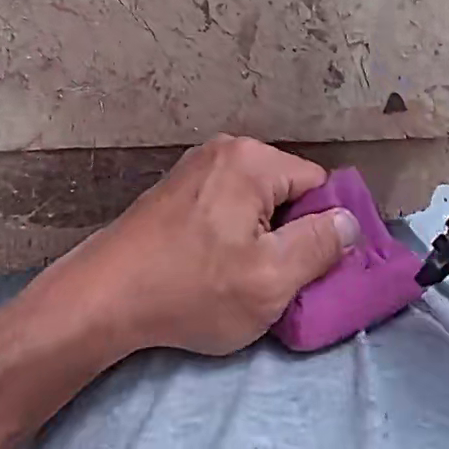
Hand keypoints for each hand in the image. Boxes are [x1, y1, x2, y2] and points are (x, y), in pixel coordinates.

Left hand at [0, 137, 358, 448]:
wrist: (99, 300)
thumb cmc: (189, 288)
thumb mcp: (269, 280)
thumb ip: (321, 246)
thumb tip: (349, 220)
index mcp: (253, 159)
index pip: (317, 185)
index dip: (320, 227)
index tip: (306, 266)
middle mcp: (227, 148)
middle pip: (286, 189)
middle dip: (288, 231)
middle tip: (271, 277)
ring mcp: (197, 165)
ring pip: (256, 198)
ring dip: (259, 234)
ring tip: (238, 275)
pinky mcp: (177, 186)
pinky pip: (227, 202)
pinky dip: (230, 231)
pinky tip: (211, 265)